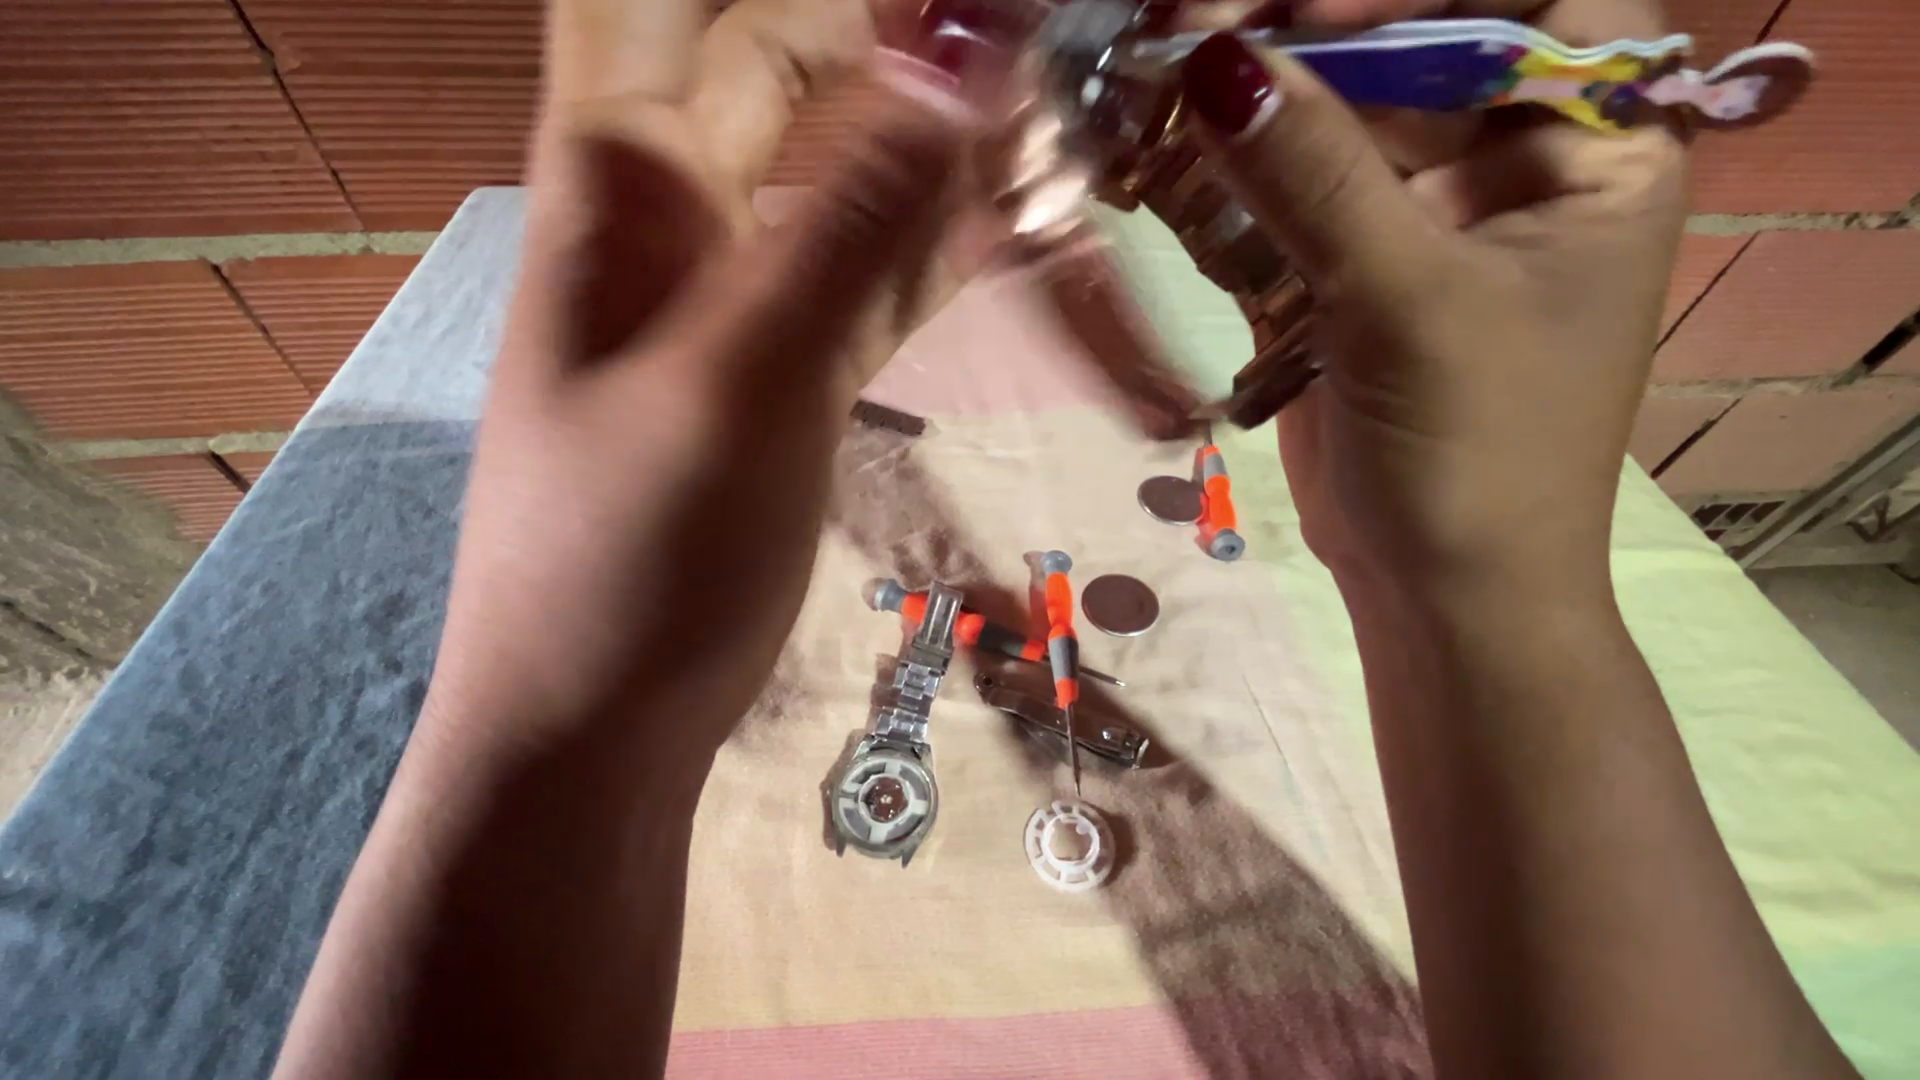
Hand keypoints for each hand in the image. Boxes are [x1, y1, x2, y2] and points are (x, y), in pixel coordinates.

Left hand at [425, 5, 990, 757]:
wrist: (606, 717)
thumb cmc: (631, 557)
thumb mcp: (737, 382)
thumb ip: (841, 226)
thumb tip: (953, 68)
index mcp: (627, 172)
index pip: (737, 18)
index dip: (859, 13)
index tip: (979, 22)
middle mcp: (688, 210)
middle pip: (815, 79)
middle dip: (926, 72)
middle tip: (1050, 79)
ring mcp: (750, 292)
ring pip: (863, 184)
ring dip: (954, 164)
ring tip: (1059, 145)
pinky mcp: (798, 368)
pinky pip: (880, 280)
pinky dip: (944, 259)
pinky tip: (1021, 237)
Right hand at [1177, 2, 1684, 602]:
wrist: (1438, 582)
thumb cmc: (1475, 449)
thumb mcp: (1409, 303)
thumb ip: (1318, 178)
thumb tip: (1220, 63)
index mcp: (1586, 151)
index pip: (1513, 9)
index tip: (1294, 9)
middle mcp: (1503, 171)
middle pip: (1405, 61)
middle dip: (1302, 48)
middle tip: (1197, 33)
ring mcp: (1413, 228)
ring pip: (1330, 135)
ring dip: (1252, 118)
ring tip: (1164, 86)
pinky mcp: (1341, 281)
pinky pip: (1284, 208)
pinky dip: (1229, 191)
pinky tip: (1171, 161)